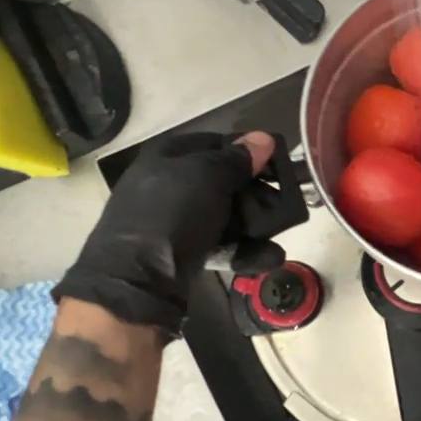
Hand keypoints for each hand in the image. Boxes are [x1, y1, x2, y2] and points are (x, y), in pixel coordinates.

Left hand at [53, 131, 274, 331]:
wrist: (135, 282)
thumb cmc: (172, 215)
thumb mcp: (208, 178)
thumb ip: (238, 159)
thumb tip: (263, 139)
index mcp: (166, 158)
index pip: (213, 142)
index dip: (245, 150)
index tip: (275, 161)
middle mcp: (168, 186)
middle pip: (223, 181)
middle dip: (256, 191)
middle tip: (284, 199)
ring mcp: (174, 222)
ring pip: (224, 215)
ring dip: (256, 224)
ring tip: (281, 231)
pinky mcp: (182, 253)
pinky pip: (220, 245)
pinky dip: (245, 250)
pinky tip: (270, 257)